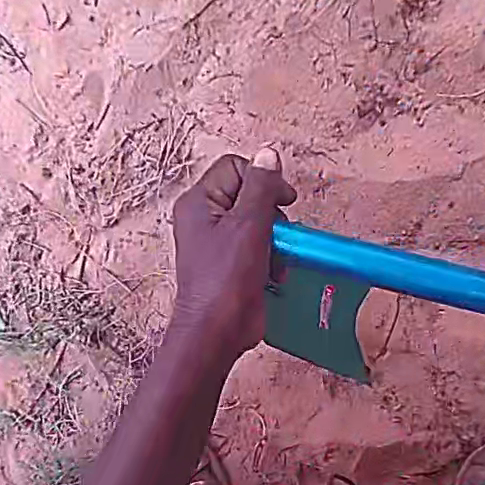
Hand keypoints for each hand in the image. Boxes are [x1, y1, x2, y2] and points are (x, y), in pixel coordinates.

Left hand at [168, 148, 296, 360]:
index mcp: (200, 202)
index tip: (284, 200)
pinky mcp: (233, 265)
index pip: (237, 168)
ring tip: (277, 260)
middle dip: (273, 215)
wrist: (218, 330)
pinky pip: (259, 248)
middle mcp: (205, 219)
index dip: (264, 180)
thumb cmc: (226, 279)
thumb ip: (261, 187)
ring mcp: (219, 243)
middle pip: (250, 196)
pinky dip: (272, 258)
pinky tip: (274, 275)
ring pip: (259, 223)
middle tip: (280, 234)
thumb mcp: (248, 225)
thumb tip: (269, 155)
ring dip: (276, 240)